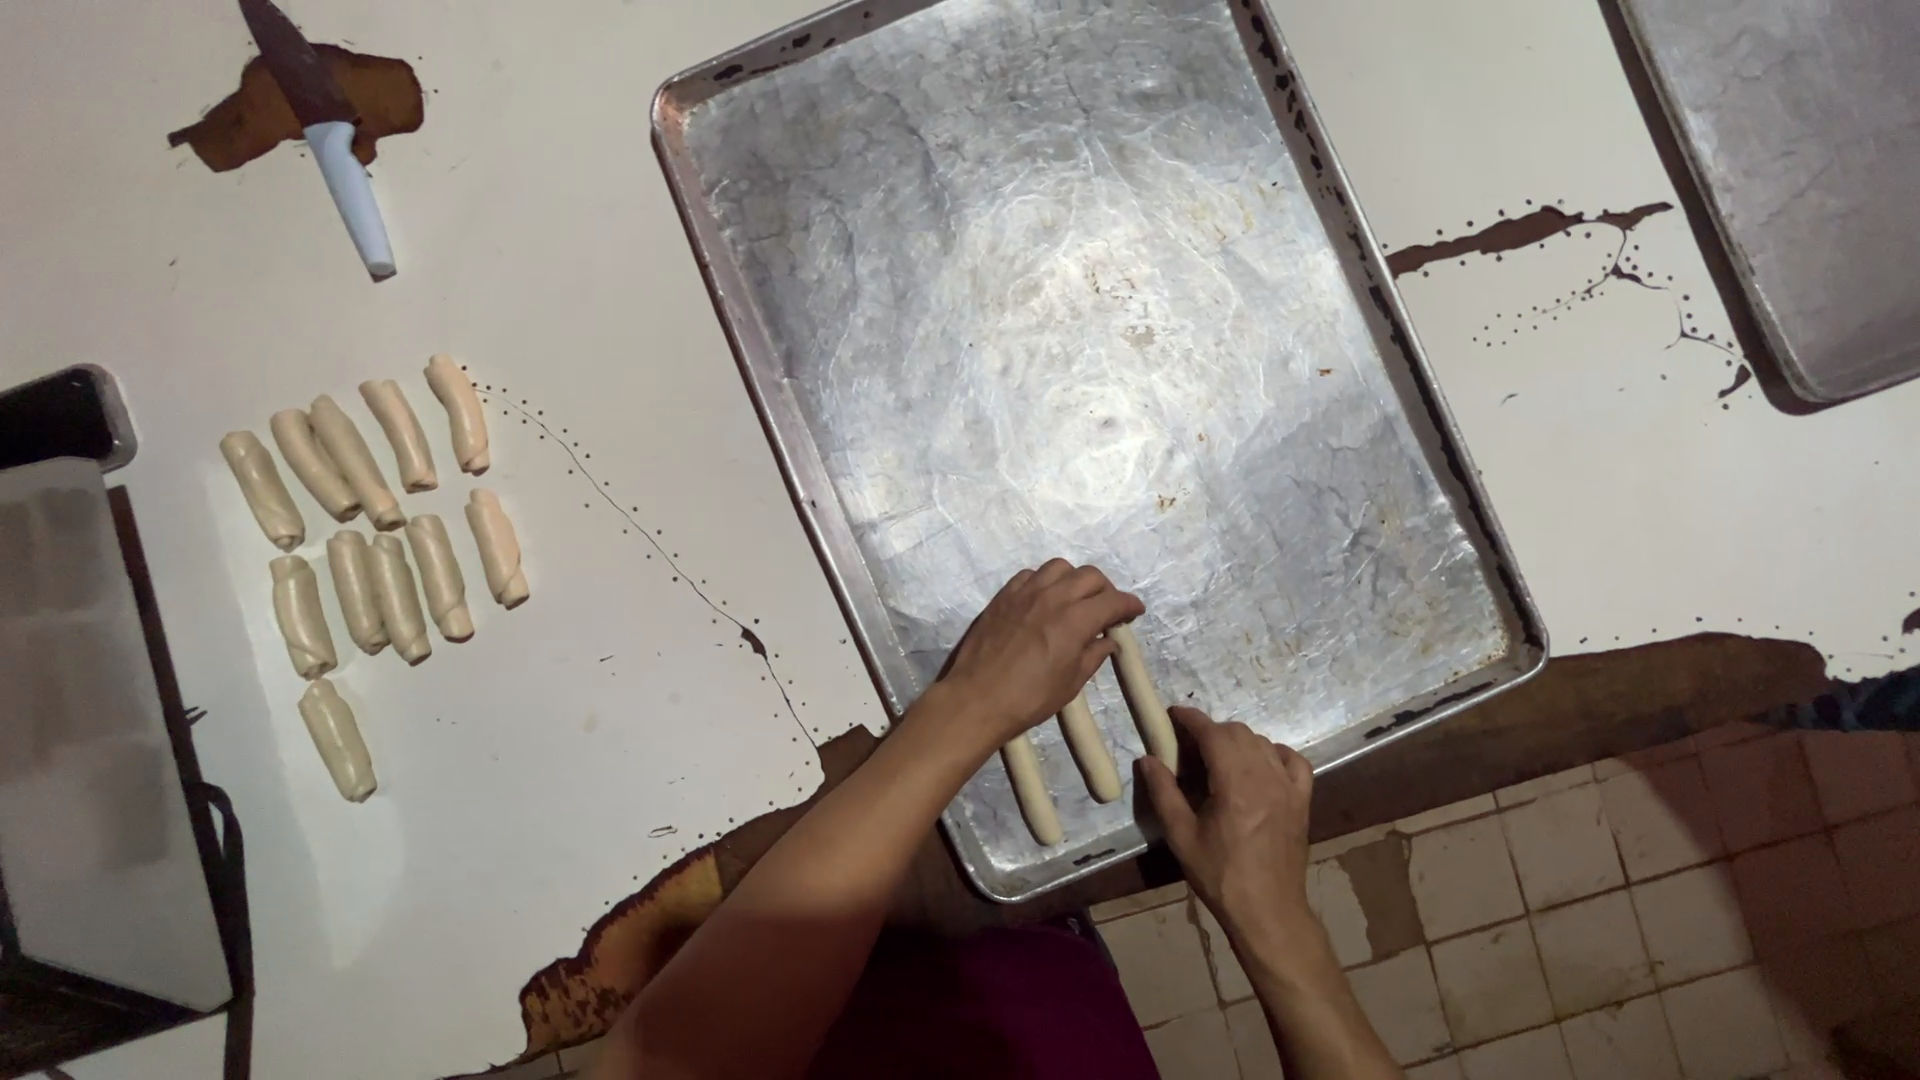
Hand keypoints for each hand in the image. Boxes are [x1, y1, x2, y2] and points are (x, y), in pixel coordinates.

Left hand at [936, 559, 1143, 751]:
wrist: (976, 698)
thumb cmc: (1028, 698)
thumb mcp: (1071, 682)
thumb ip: (1093, 655)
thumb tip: (1108, 640)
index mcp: (1075, 620)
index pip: (1113, 600)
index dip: (1129, 605)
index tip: (1135, 611)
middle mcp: (1053, 597)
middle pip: (1090, 576)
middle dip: (1105, 589)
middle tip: (1106, 609)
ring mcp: (1025, 592)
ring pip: (1059, 567)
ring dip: (1074, 579)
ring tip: (1074, 599)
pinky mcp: (1003, 595)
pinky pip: (1030, 575)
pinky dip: (1045, 581)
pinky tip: (1044, 598)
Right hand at [1138, 707, 1316, 946]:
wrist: (1268, 911)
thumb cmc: (1220, 875)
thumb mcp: (1181, 835)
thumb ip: (1163, 792)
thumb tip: (1147, 759)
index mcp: (1235, 784)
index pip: (1213, 734)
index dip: (1192, 719)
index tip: (1173, 714)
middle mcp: (1266, 777)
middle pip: (1238, 732)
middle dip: (1211, 730)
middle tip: (1188, 744)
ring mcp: (1288, 788)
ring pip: (1262, 742)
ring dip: (1238, 740)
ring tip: (1218, 756)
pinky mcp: (1302, 800)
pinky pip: (1293, 761)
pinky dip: (1274, 753)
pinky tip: (1260, 763)